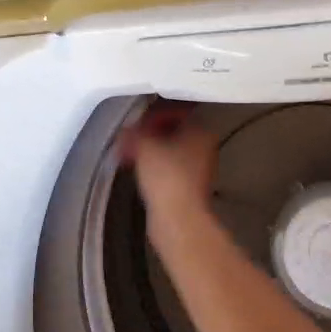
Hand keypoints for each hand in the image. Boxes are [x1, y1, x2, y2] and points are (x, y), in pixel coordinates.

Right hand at [119, 101, 217, 245]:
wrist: (178, 218)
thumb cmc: (166, 175)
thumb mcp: (145, 146)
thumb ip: (135, 132)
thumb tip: (126, 130)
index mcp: (200, 130)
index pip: (174, 112)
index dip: (151, 116)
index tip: (134, 124)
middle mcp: (204, 147)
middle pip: (172, 132)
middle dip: (147, 135)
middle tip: (128, 139)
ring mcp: (199, 168)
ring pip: (169, 151)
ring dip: (148, 151)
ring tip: (127, 155)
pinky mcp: (189, 187)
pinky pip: (168, 168)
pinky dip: (153, 167)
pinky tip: (136, 171)